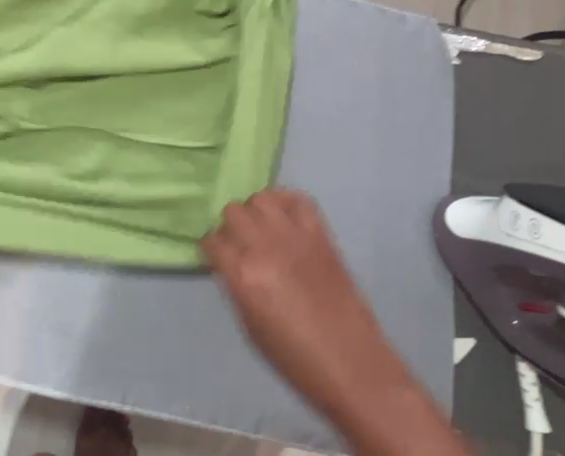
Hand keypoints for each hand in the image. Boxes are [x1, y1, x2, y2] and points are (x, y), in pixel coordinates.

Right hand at [204, 189, 393, 394]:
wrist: (353, 366)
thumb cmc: (295, 357)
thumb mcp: (249, 326)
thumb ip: (235, 286)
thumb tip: (228, 263)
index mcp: (243, 275)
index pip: (212, 241)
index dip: (211, 249)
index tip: (216, 257)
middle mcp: (265, 248)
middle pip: (232, 212)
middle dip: (230, 227)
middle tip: (238, 244)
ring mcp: (295, 237)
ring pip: (261, 198)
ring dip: (255, 212)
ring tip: (261, 230)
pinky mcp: (321, 235)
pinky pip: (298, 199)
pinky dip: (286, 202)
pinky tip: (284, 220)